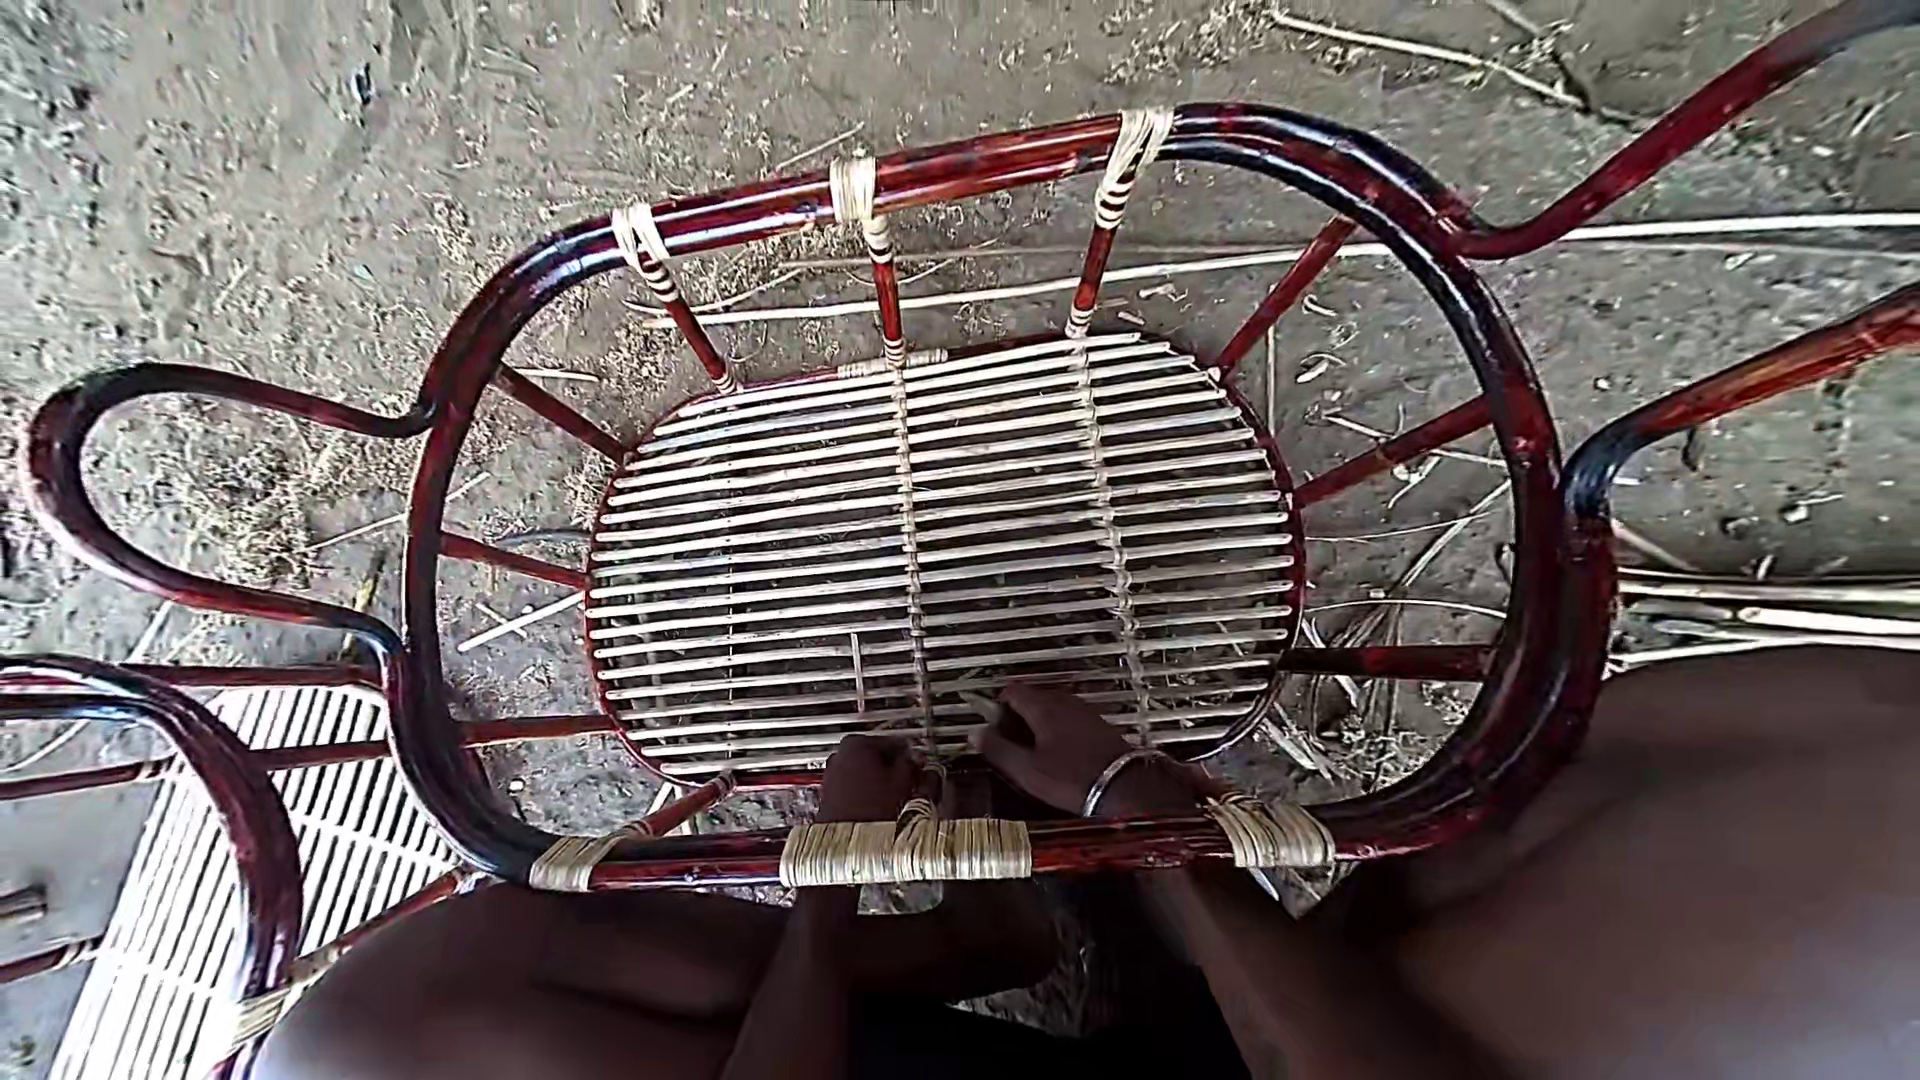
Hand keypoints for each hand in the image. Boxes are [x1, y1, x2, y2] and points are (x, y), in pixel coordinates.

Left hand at [816, 734, 919, 822]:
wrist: (847, 843)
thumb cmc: (871, 809)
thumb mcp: (903, 780)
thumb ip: (911, 763)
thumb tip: (914, 759)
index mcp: (856, 743)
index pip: (892, 741)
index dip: (909, 753)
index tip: (918, 762)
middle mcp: (839, 756)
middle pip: (875, 756)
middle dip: (894, 767)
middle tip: (910, 779)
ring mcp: (831, 777)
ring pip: (864, 773)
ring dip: (881, 781)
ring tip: (897, 796)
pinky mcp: (829, 798)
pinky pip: (854, 789)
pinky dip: (867, 794)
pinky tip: (881, 807)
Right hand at [972, 681, 1197, 816]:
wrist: (1124, 787)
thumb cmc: (1073, 779)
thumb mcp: (1027, 770)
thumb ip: (997, 749)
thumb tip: (975, 733)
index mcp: (1042, 706)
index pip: (1011, 690)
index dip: (997, 707)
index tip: (993, 729)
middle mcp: (1063, 700)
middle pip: (1030, 697)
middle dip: (1015, 717)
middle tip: (1010, 745)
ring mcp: (1082, 709)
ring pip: (1049, 707)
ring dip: (1036, 724)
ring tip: (1033, 754)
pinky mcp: (1096, 723)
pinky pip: (1066, 717)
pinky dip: (1055, 729)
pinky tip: (1057, 755)